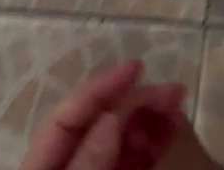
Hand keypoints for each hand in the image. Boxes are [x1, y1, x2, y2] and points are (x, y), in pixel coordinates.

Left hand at [24, 61, 219, 169]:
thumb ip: (87, 164)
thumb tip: (109, 118)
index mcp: (44, 167)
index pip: (65, 120)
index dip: (98, 88)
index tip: (137, 65)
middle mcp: (69, 165)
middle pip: (99, 125)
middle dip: (136, 102)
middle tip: (176, 88)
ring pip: (121, 141)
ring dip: (151, 117)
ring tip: (180, 100)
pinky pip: (135, 160)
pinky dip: (155, 140)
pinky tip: (175, 123)